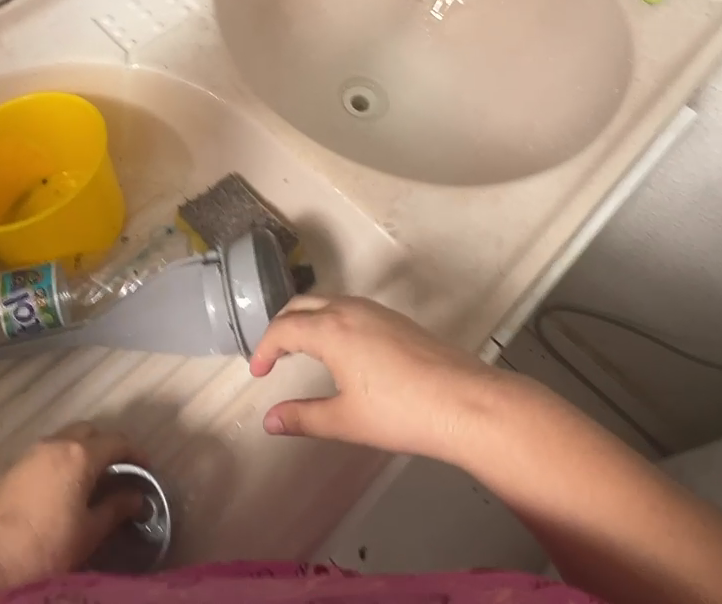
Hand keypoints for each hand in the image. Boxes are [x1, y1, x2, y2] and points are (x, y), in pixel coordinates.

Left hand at [0, 422, 145, 588]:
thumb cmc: (44, 548)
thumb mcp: (88, 533)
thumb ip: (116, 509)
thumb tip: (137, 497)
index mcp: (79, 454)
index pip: (117, 441)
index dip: (135, 453)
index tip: (146, 470)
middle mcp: (55, 443)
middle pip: (89, 431)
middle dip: (106, 446)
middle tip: (118, 472)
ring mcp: (30, 453)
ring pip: (64, 439)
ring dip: (81, 452)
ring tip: (90, 481)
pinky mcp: (11, 467)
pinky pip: (45, 453)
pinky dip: (60, 461)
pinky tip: (61, 489)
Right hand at [248, 295, 514, 460]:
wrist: (465, 402)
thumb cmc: (401, 413)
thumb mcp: (345, 420)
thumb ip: (303, 417)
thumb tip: (269, 420)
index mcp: (331, 330)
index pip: (284, 328)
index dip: (264, 348)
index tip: (257, 371)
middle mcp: (349, 309)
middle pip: (301, 305)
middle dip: (281, 326)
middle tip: (272, 354)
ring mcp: (375, 310)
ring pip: (327, 301)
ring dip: (306, 318)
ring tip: (300, 347)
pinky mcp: (395, 318)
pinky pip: (348, 307)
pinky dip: (329, 318)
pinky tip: (339, 346)